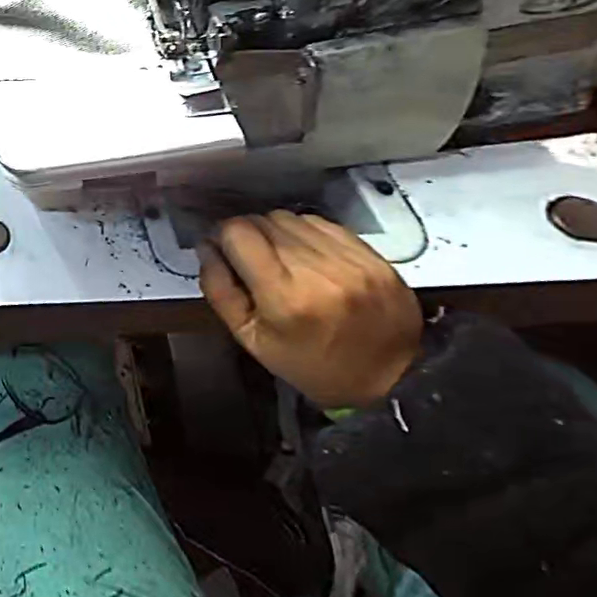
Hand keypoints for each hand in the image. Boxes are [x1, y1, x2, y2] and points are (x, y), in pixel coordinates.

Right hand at [199, 210, 421, 409]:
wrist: (390, 378)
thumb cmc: (312, 366)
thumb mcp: (252, 340)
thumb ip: (220, 291)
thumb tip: (205, 247)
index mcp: (283, 297)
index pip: (239, 233)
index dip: (222, 235)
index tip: (222, 248)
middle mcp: (317, 270)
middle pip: (263, 221)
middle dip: (247, 235)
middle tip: (249, 259)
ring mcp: (348, 259)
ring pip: (291, 218)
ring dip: (276, 232)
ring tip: (281, 259)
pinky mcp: (370, 254)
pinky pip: (321, 223)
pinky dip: (305, 233)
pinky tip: (308, 257)